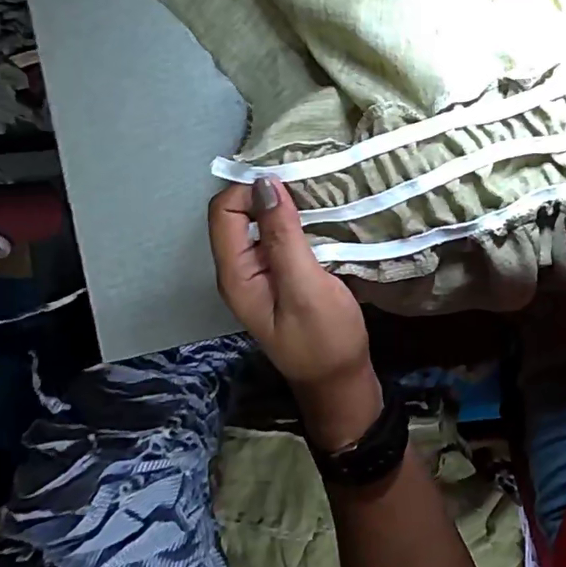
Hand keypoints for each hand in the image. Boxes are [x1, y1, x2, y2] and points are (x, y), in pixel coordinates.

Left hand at [209, 177, 380, 446]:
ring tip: (321, 198)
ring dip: (287, 210)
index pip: (223, 212)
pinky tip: (325, 221)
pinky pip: (282, 241)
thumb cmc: (325, 338)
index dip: (251, 192)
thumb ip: (283, 237)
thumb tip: (266, 185)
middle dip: (269, 195)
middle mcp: (242, 271)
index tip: (294, 185)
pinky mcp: (285, 279)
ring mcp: (264, 276)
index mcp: (236, 274)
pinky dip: (299, 225)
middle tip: (311, 187)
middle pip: (239, 216)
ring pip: (263, 226)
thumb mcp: (305, 286)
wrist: (341, 381)